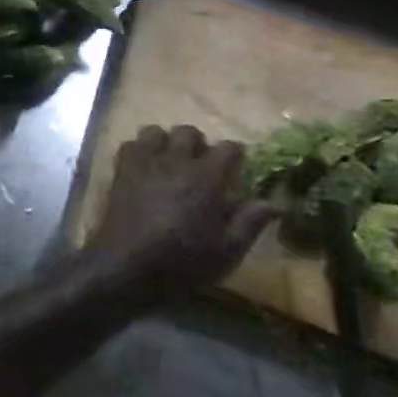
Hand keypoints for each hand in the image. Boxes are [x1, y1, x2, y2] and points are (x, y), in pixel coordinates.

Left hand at [91, 125, 277, 293]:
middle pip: (188, 132)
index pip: (228, 148)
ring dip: (166, 142)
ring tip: (170, 162)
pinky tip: (145, 168)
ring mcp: (145, 161)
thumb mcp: (227, 250)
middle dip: (199, 144)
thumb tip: (276, 202)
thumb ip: (250, 221)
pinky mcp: (121, 169)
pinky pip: (131, 144)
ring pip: (156, 132)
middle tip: (202, 165)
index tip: (237, 165)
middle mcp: (175, 160)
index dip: (235, 154)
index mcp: (206, 177)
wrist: (129, 264)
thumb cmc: (184, 262)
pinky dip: (140, 150)